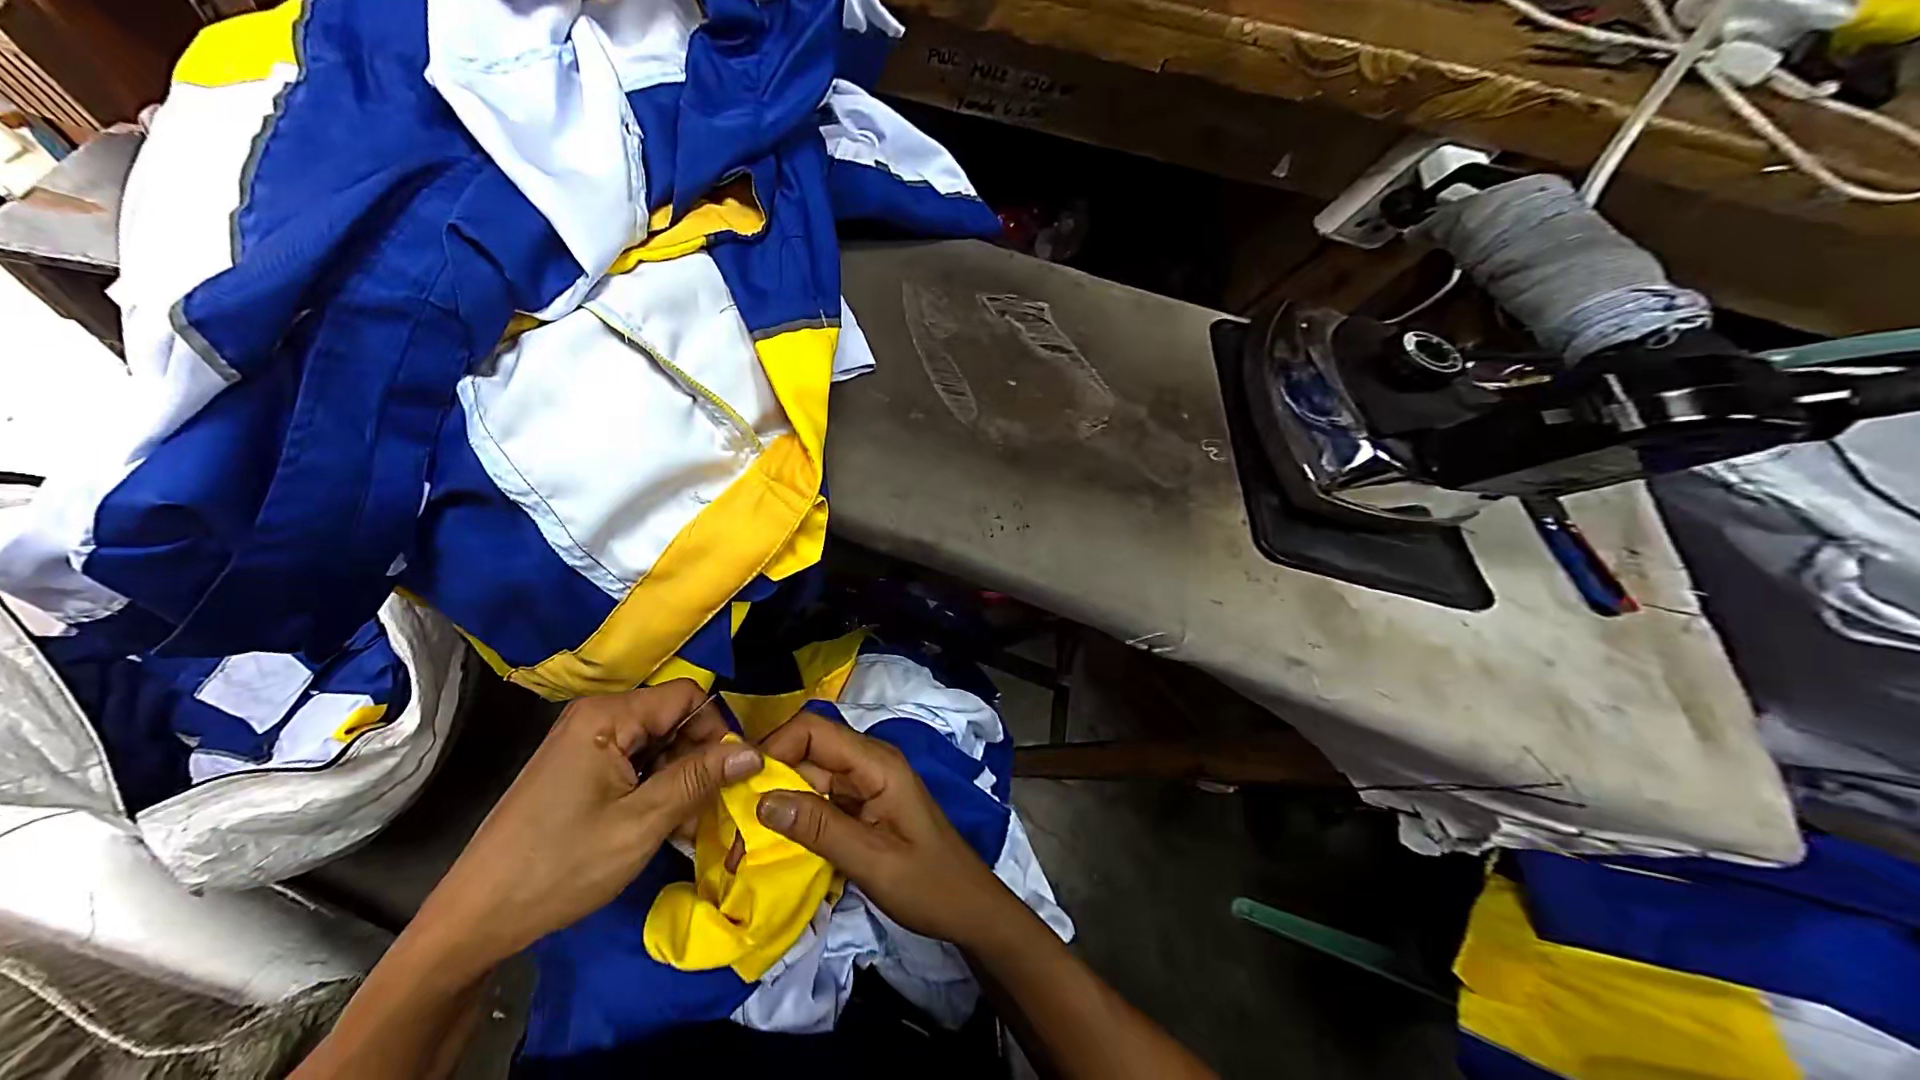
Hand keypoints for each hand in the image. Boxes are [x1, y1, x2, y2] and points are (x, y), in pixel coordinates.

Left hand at [412, 679, 762, 973]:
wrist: (477, 918)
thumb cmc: (561, 866)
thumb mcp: (642, 823)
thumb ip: (699, 778)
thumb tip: (754, 752)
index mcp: (608, 716)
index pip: (688, 697)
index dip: (716, 731)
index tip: (728, 776)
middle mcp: (596, 716)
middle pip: (673, 719)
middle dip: (697, 759)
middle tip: (705, 809)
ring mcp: (584, 741)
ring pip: (657, 743)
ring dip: (678, 778)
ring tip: (682, 824)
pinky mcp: (578, 766)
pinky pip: (634, 761)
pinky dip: (654, 787)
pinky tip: (658, 823)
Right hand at [755, 711, 1020, 949]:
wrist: (969, 908)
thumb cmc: (930, 884)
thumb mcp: (873, 861)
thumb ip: (819, 828)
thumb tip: (761, 800)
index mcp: (877, 763)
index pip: (814, 730)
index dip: (774, 748)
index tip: (740, 788)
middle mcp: (869, 763)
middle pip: (806, 751)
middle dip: (767, 780)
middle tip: (730, 823)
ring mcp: (866, 784)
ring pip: (809, 776)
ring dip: (777, 802)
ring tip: (741, 841)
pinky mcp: (862, 806)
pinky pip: (820, 799)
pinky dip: (795, 817)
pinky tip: (771, 843)